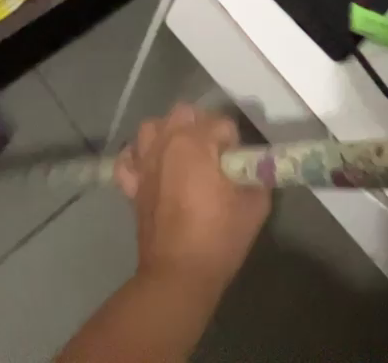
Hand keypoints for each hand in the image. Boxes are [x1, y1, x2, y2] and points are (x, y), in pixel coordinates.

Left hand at [114, 104, 270, 294]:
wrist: (179, 274)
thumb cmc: (218, 238)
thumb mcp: (255, 205)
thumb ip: (258, 176)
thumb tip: (255, 167)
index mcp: (195, 142)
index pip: (223, 124)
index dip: (235, 143)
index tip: (239, 165)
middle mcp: (166, 142)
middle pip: (185, 113)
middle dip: (203, 127)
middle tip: (215, 156)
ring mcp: (144, 162)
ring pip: (152, 127)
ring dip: (168, 133)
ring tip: (183, 154)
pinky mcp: (131, 184)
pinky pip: (128, 158)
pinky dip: (138, 157)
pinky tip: (151, 167)